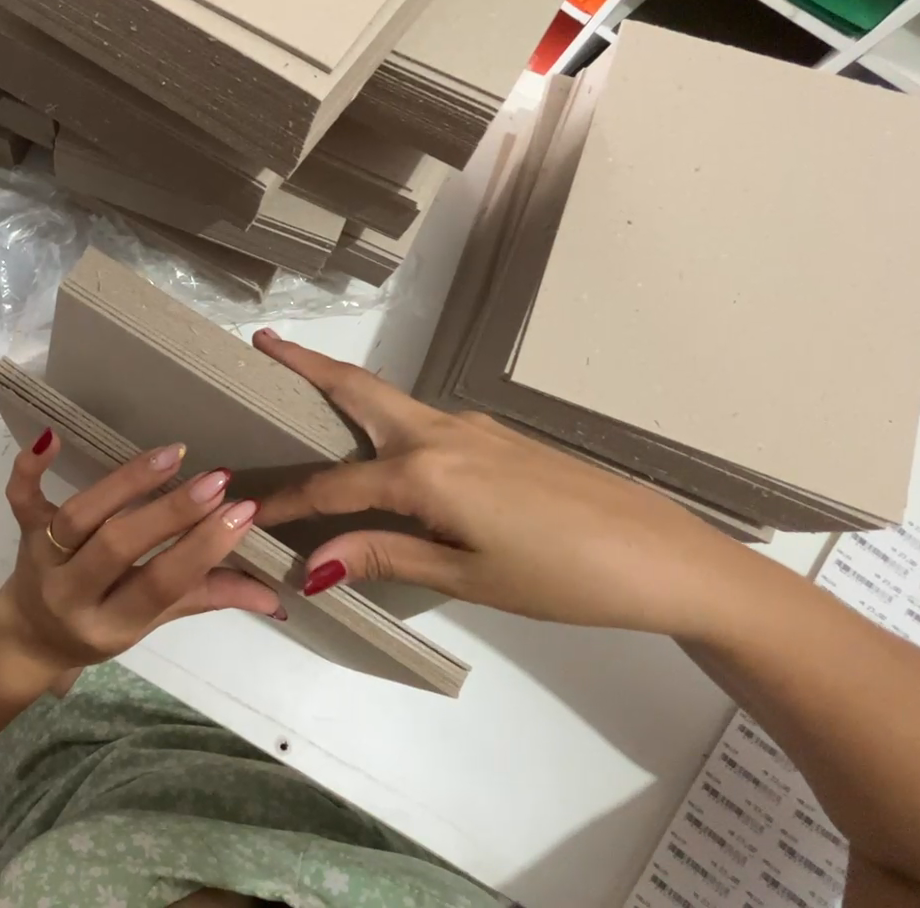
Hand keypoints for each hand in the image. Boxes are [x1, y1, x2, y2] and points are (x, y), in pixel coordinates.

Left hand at [0, 428, 282, 671]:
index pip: (160, 585)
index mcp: (110, 623)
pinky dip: (30, 469)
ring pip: (78, 517)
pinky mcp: (22, 530)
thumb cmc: (98, 627)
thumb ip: (205, 599)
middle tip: (217, 480)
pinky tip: (51, 436)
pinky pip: (20, 498)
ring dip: (125, 483)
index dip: (201, 550)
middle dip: (169, 514)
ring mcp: (42, 557)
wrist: (29, 635)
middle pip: (116, 547)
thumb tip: (275, 596)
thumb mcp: (149, 623)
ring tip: (172, 455)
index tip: (242, 512)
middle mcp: (71, 592)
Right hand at [252, 329, 769, 638]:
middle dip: (306, 364)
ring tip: (302, 381)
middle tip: (263, 342)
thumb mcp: (467, 577)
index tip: (247, 512)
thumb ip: (385, 556)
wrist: (672, 559)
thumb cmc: (564, 577)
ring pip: (389, 398)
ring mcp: (471, 428)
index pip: (333, 486)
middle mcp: (440, 434)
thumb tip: (313, 563)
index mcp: (425, 473)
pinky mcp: (496, 435)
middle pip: (358, 389)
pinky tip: (380, 443)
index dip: (287, 501)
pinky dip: (380, 415)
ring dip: (341, 385)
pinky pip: (419, 418)